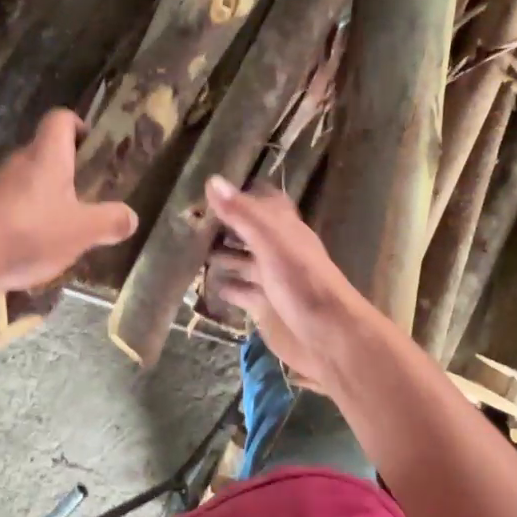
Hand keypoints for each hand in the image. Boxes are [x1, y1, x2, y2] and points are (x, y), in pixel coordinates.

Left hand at [0, 110, 137, 292]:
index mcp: (47, 156)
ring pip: (31, 179)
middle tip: (92, 193)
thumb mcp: (84, 230)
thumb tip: (131, 217)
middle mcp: (20, 162)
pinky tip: (41, 244)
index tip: (94, 148)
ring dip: (51, 195)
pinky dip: (32, 215)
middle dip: (71, 168)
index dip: (79, 125)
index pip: (60, 119)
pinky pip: (16, 203)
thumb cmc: (31, 232)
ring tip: (70, 224)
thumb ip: (111, 221)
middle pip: (48, 151)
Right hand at [204, 176, 386, 390]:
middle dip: (225, 225)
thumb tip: (212, 181)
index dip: (242, 194)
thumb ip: (243, 214)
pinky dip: (224, 287)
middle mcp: (277, 250)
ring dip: (222, 255)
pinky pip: (240, 292)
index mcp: (285, 229)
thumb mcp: (271, 241)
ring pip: (243, 261)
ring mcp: (271, 279)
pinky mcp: (264, 307)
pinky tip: (204, 286)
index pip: (263, 202)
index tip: (210, 189)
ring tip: (188, 250)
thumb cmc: (302, 282)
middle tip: (189, 220)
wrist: (328, 336)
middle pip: (249, 232)